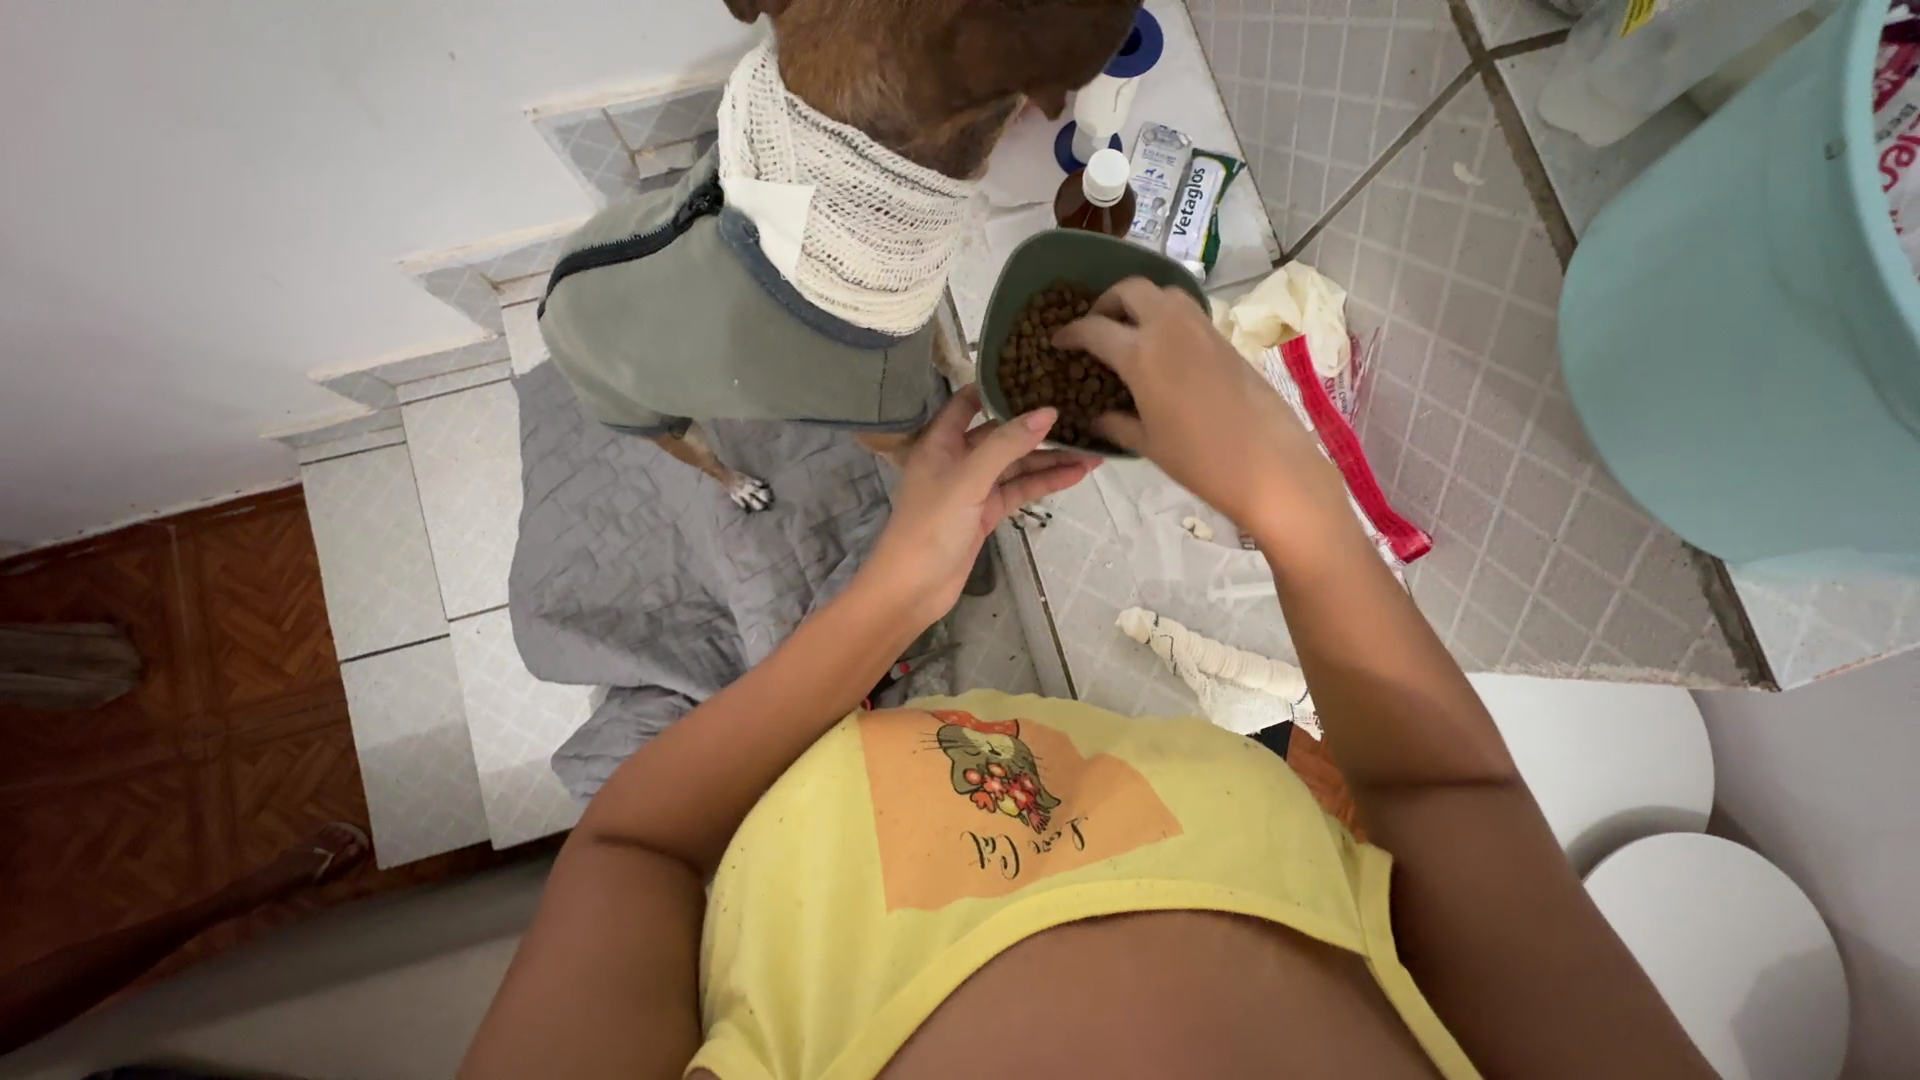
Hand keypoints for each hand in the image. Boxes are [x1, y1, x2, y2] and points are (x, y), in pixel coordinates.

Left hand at [863, 386, 1096, 623]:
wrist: (913, 588)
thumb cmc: (930, 527)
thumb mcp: (968, 479)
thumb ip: (1007, 445)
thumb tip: (1048, 412)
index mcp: (939, 442)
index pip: (967, 403)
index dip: (995, 387)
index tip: (1034, 373)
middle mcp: (956, 459)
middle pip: (1001, 435)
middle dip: (1036, 427)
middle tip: (1080, 414)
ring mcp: (972, 488)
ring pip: (1015, 466)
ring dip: (1050, 458)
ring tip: (1092, 450)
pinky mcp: (985, 513)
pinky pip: (1019, 491)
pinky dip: (1044, 483)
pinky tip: (1075, 475)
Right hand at [1052, 278, 1348, 543]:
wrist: (1268, 462)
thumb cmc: (1199, 458)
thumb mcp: (1147, 443)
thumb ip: (1116, 424)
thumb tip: (1095, 417)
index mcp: (1141, 353)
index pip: (1094, 328)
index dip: (1070, 333)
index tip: (1057, 341)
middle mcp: (1169, 328)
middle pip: (1131, 290)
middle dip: (1107, 302)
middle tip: (1097, 326)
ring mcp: (1201, 328)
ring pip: (1164, 292)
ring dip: (1141, 302)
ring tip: (1129, 332)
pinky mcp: (1223, 338)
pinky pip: (1187, 311)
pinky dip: (1166, 316)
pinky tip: (1162, 349)